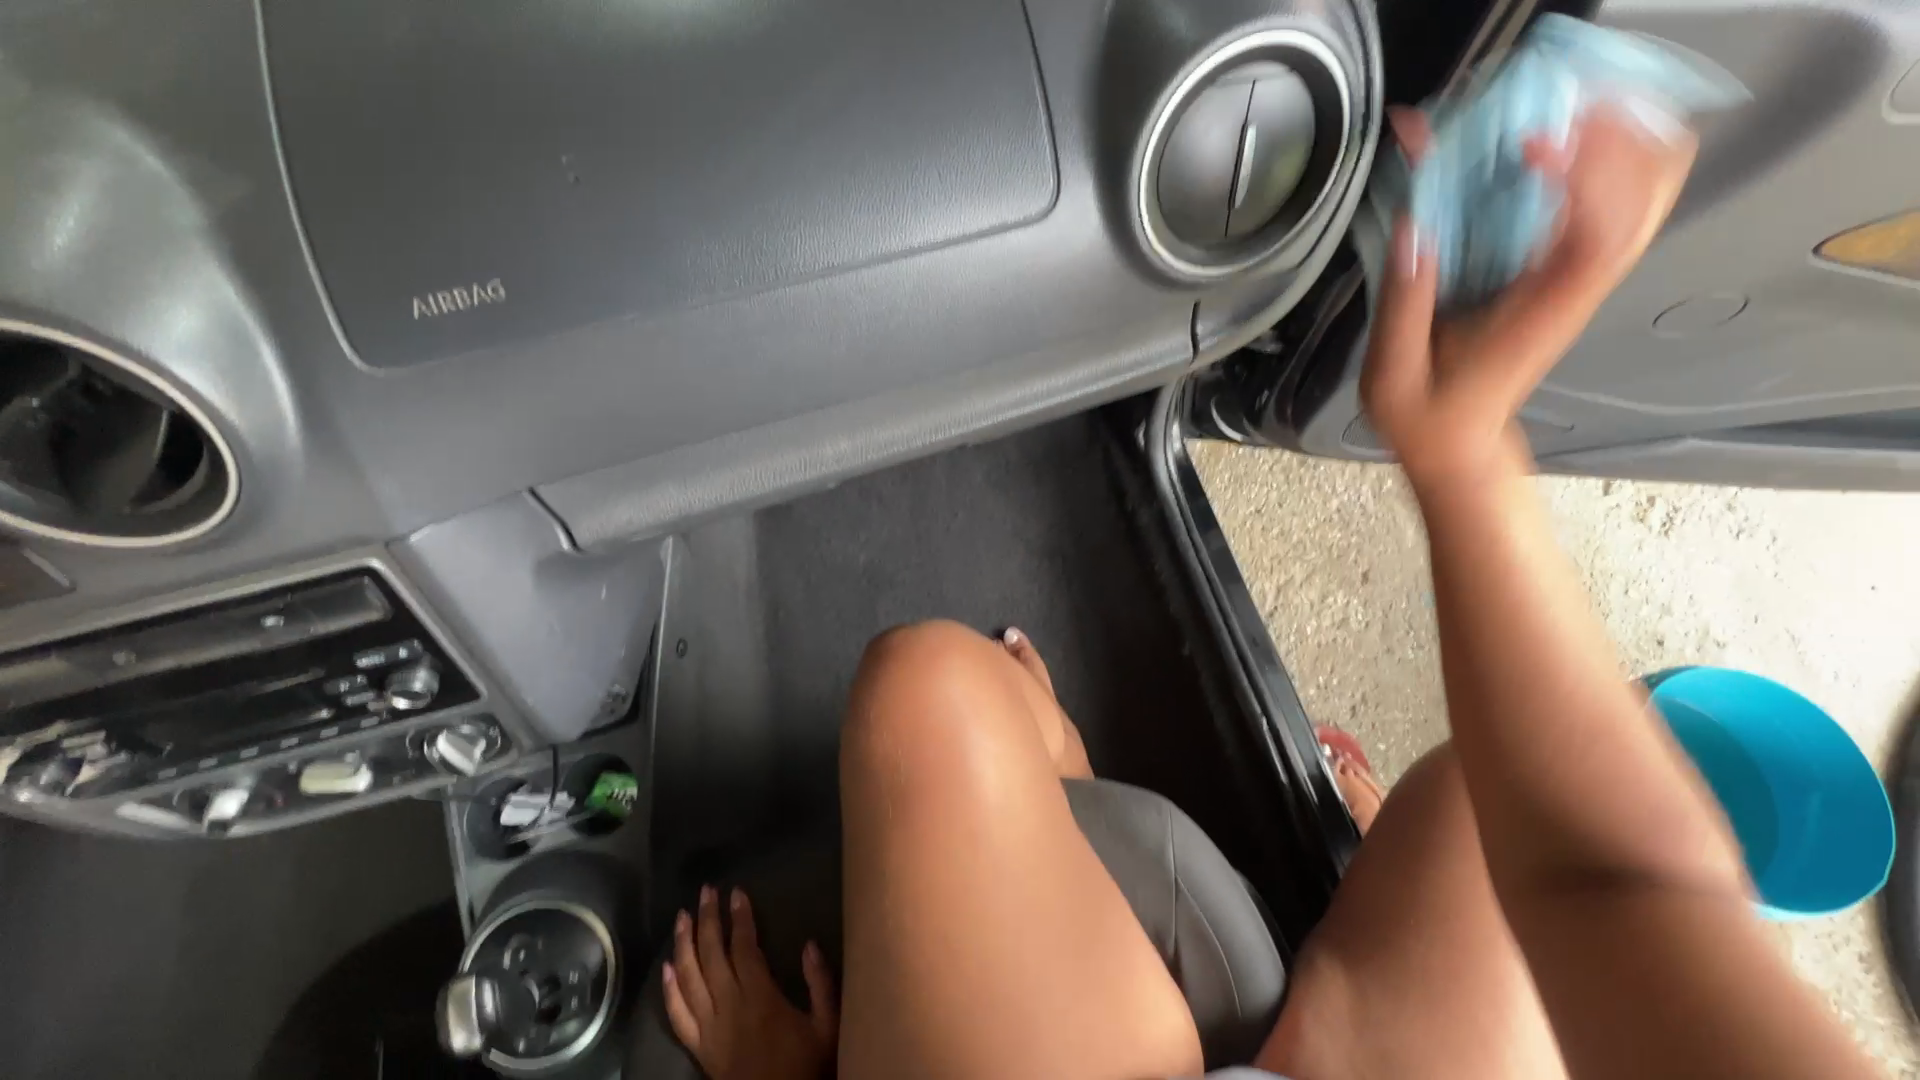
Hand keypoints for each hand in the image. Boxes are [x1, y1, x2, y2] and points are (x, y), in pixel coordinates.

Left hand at [664, 886, 837, 1079]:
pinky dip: (669, 989)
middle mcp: (730, 1007)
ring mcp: (709, 1028)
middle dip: (708, 919)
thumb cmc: (805, 1069)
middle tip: (706, 891)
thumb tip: (809, 944)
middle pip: (712, 955)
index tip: (737, 893)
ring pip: (689, 978)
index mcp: (761, 998)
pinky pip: (678, 1015)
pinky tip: (665, 967)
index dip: (740, 918)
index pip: (744, 948)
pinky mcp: (699, 1048)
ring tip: (682, 916)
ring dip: (684, 944)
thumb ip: (821, 984)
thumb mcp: (828, 1027)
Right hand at [1361, 105, 1696, 492]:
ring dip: (1614, 137)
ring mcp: (1576, 279)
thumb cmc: (1427, 418)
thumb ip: (1404, 303)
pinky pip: (1609, 201)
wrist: (1460, 448)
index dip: (1580, 175)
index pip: (1595, 234)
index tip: (1533, 141)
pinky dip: (1599, 158)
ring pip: (1639, 190)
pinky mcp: (1562, 272)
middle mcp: (1573, 290)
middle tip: (1556, 102)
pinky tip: (1560, 138)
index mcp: (1537, 316)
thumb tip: (1414, 226)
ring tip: (1560, 106)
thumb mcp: (1393, 373)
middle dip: (1614, 134)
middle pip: (1643, 195)